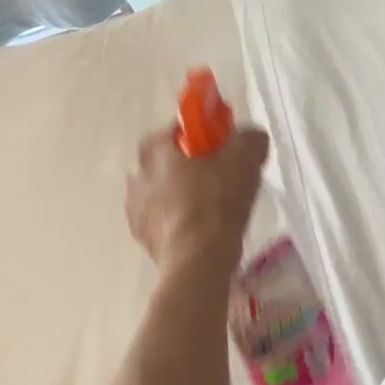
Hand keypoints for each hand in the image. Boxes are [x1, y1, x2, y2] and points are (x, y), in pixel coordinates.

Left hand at [127, 124, 269, 279]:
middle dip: (198, 162)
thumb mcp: (247, 155)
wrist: (198, 257)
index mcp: (155, 146)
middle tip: (228, 174)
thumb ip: (250, 137)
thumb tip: (250, 139)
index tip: (231, 148)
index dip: (211, 134)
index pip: (185, 127)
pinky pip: (166, 215)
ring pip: (169, 187)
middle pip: (174, 158)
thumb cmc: (218, 198)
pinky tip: (206, 225)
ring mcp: (134, 206)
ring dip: (188, 190)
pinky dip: (183, 216)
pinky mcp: (141, 234)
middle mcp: (137, 171)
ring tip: (219, 204)